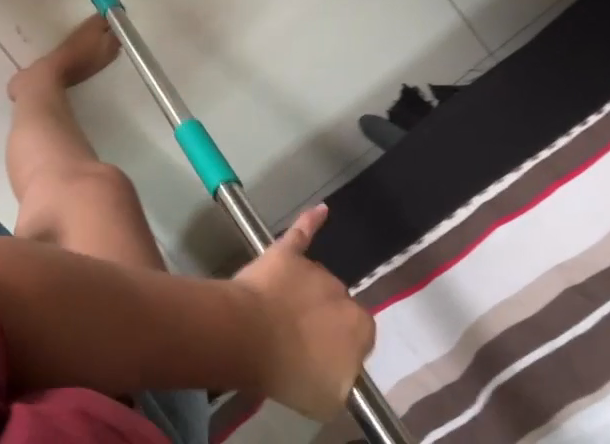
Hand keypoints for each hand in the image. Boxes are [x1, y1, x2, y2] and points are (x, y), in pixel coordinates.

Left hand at [228, 203, 374, 420]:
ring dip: (299, 292)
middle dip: (315, 319)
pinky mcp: (286, 252)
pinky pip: (302, 233)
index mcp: (361, 330)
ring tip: (274, 311)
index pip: (354, 337)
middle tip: (290, 336)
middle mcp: (343, 294)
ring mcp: (314, 270)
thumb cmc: (288, 372)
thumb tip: (337, 372)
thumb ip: (341, 379)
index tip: (314, 354)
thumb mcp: (328, 398)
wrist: (248, 336)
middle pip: (332, 305)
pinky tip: (322, 210)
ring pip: (312, 279)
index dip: (332, 345)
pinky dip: (312, 221)